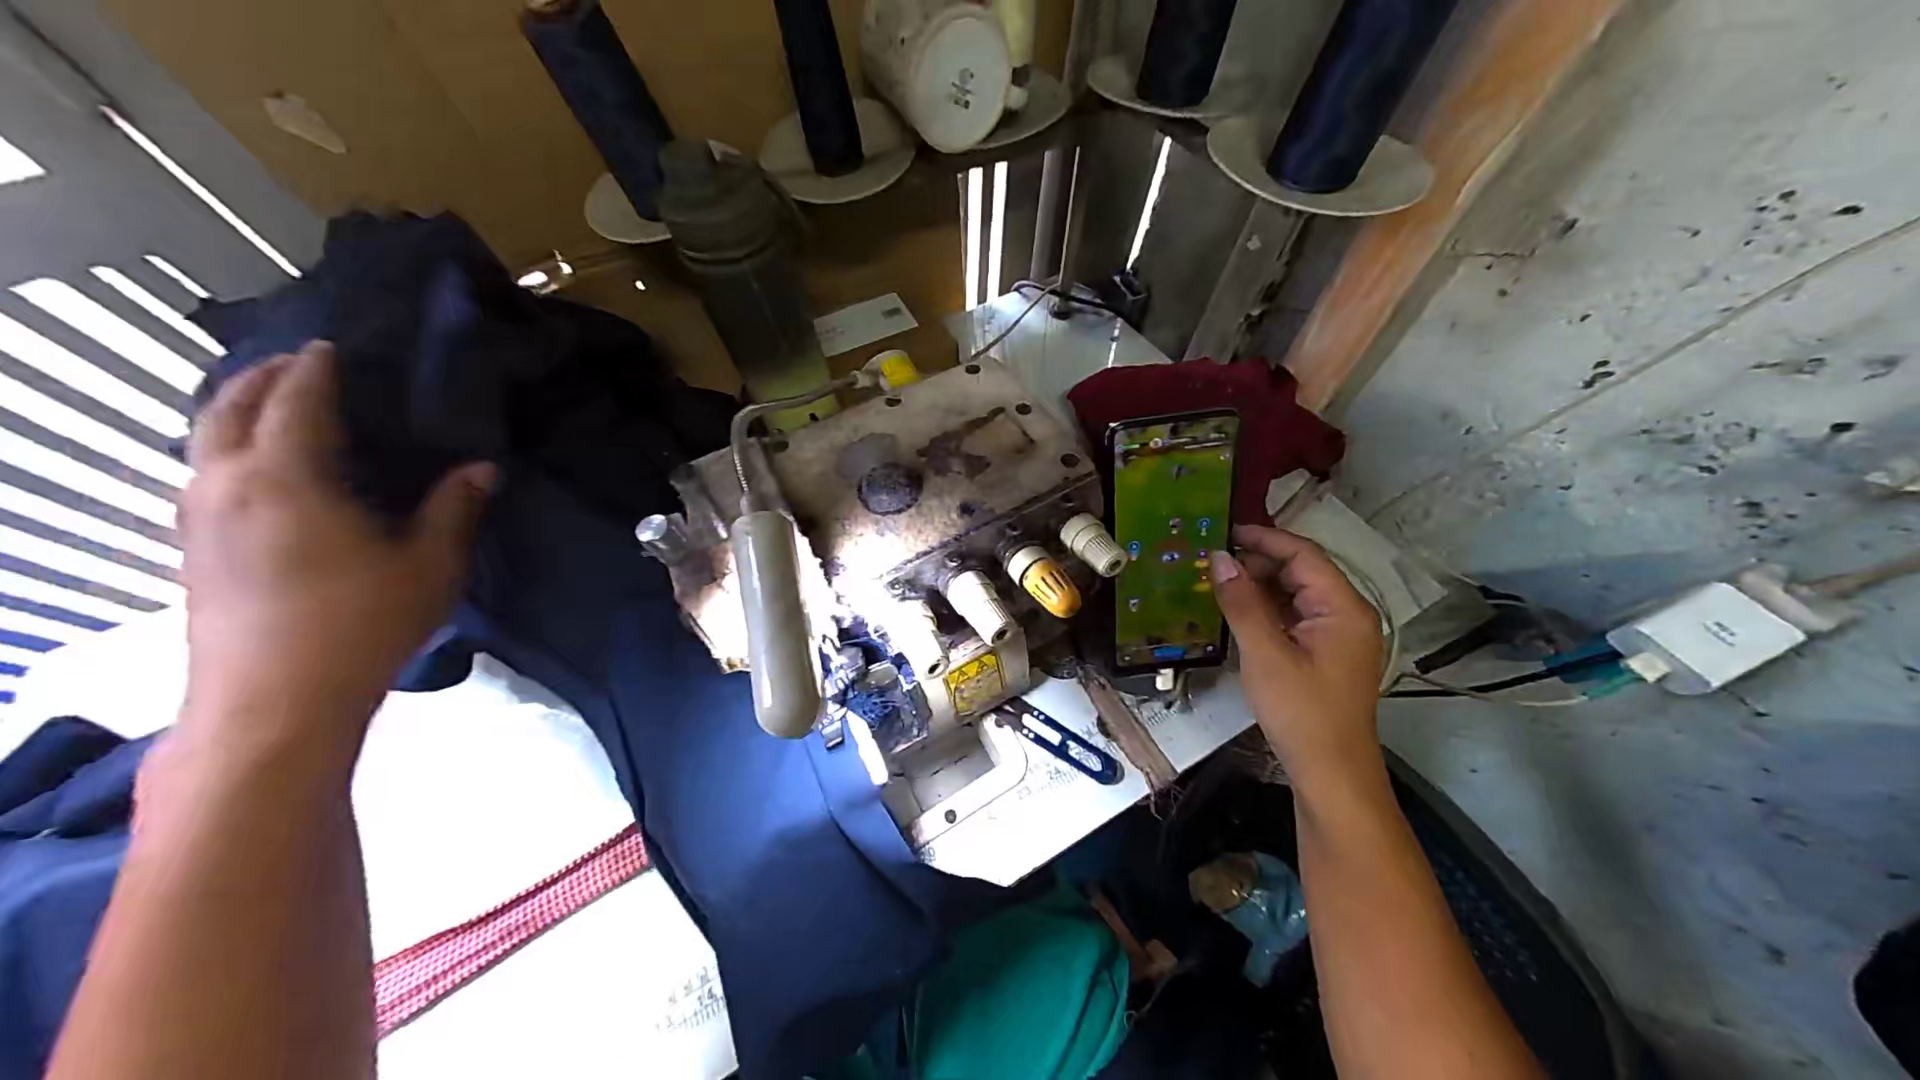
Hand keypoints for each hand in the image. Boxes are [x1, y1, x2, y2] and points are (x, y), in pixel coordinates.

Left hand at [180, 341, 494, 754]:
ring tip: (277, 404)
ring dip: (235, 409)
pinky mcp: (192, 547)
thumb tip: (483, 467)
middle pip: (226, 406)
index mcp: (286, 477)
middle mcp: (226, 484)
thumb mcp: (429, 565)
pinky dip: (228, 446)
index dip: (316, 368)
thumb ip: (455, 508)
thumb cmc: (361, 623)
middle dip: (260, 376)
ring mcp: (198, 516)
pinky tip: (263, 467)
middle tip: (300, 363)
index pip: (296, 400)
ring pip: (203, 438)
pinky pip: (203, 471)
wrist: (274, 701)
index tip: (335, 346)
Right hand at [1210, 525, 1384, 776]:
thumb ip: (1242, 602)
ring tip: (1216, 585)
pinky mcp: (1325, 654)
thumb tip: (1218, 558)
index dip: (1263, 539)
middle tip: (1211, 564)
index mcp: (1343, 608)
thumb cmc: (1302, 712)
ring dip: (1258, 587)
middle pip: (1301, 572)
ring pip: (1295, 595)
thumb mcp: (1265, 654)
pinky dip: (1266, 610)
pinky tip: (1236, 614)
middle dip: (1257, 564)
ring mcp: (1337, 636)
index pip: (1304, 555)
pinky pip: (1294, 617)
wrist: (1331, 773)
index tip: (1223, 531)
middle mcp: (1347, 614)